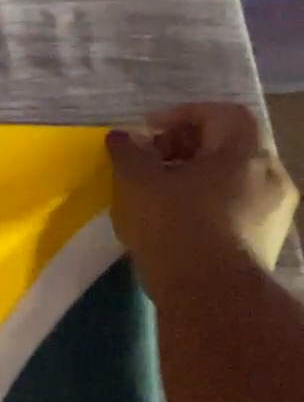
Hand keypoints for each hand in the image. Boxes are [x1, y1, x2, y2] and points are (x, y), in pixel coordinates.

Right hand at [108, 103, 297, 276]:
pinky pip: (239, 199)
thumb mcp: (136, 180)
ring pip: (234, 173)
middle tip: (147, 159)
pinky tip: (178, 215)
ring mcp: (276, 206)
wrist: (211, 288)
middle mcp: (271, 175)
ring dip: (195, 171)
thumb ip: (129, 151)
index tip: (148, 128)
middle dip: (186, 144)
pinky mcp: (268, 232)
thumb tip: (125, 136)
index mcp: (245, 155)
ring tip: (158, 189)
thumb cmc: (172, 223)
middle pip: (231, 143)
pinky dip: (208, 195)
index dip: (185, 113)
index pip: (226, 114)